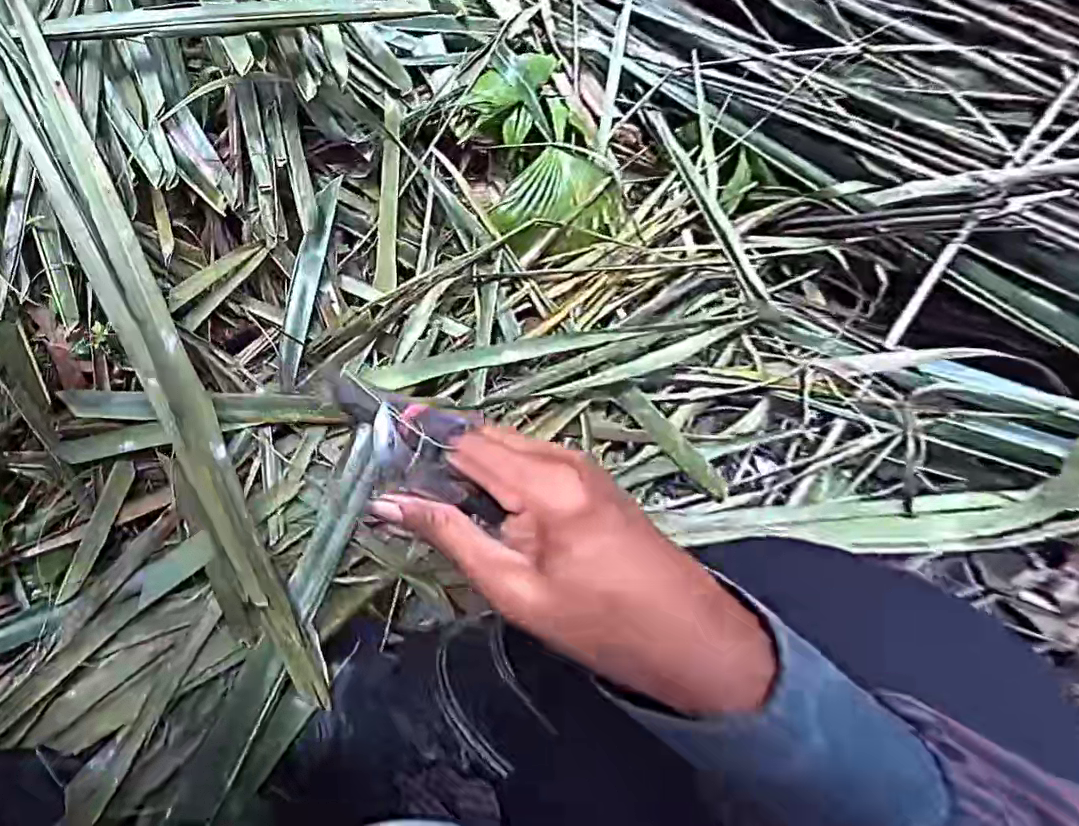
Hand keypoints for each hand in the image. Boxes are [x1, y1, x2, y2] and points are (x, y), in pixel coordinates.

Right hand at [369, 426, 776, 716]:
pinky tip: (471, 491)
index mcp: (544, 485)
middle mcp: (560, 459)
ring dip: (460, 454)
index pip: (461, 442)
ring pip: (498, 439)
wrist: (701, 646)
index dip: (416, 440)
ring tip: (425, 483)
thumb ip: (447, 535)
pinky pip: (522, 452)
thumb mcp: (512, 588)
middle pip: (477, 432)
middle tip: (394, 467)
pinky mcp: (585, 473)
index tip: (376, 444)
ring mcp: (577, 462)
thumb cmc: (601, 625)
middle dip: (433, 444)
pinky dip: (488, 462)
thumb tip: (386, 503)